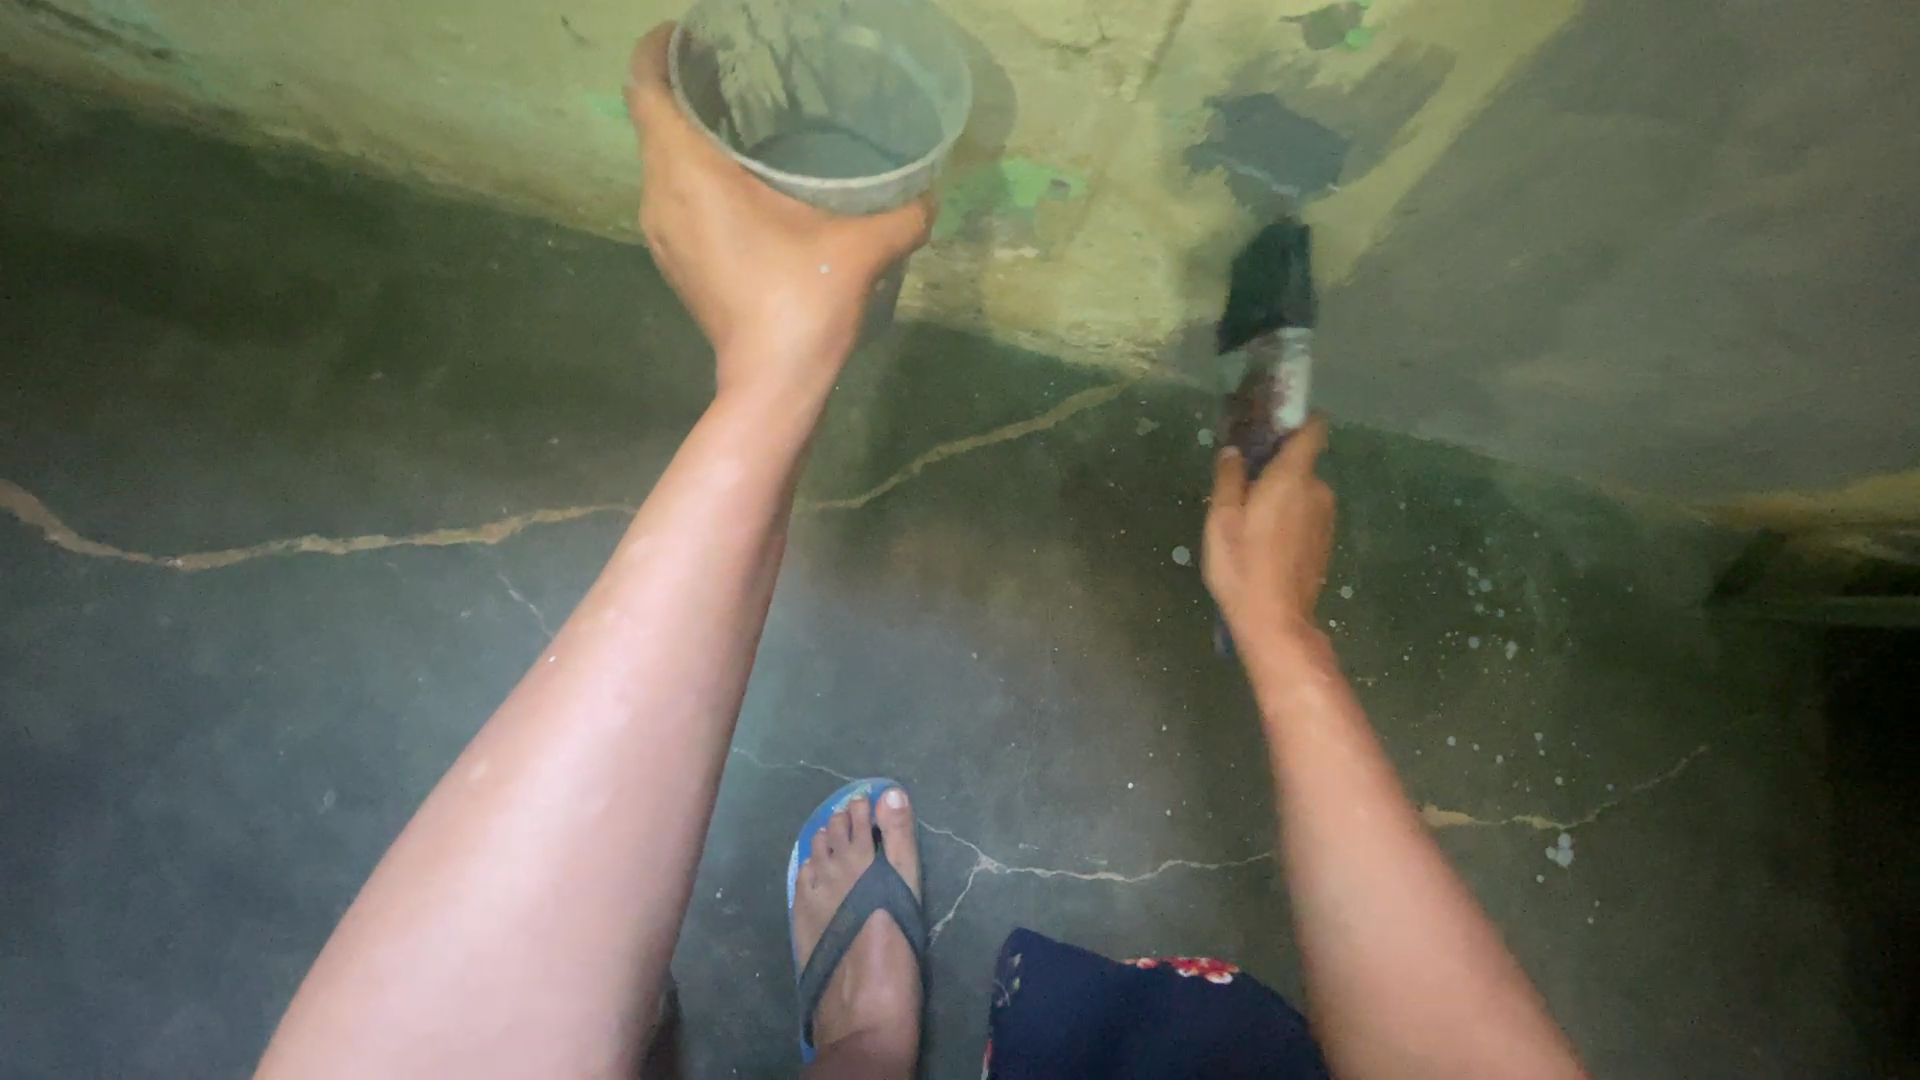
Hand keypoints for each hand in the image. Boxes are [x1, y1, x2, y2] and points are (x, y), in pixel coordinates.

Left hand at [624, 24, 934, 394]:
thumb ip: (902, 215)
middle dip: (681, 94)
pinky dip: (693, 185)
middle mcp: (660, 197)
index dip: (657, 50)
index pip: (647, 86)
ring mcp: (662, 238)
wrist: (773, 382)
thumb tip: (930, 197)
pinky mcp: (676, 269)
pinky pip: (672, 204)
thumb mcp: (863, 250)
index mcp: (688, 172)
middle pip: (651, 123)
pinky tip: (738, 194)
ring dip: (687, 144)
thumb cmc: (804, 302)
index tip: (690, 39)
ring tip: (736, 133)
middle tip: (731, 81)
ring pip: (660, 168)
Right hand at [1203, 416, 1334, 640]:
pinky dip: (1287, 516)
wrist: (1275, 619)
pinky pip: (1305, 513)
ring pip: (1301, 491)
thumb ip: (1228, 478)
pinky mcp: (1325, 541)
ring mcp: (1326, 518)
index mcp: (1293, 478)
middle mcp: (1317, 491)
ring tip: (1247, 520)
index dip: (1294, 422)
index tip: (1269, 425)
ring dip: (1279, 495)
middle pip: (1299, 463)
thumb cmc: (1242, 564)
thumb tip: (1233, 452)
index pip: (1312, 431)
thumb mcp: (1221, 519)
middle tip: (1238, 488)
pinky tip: (1264, 541)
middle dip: (1273, 468)